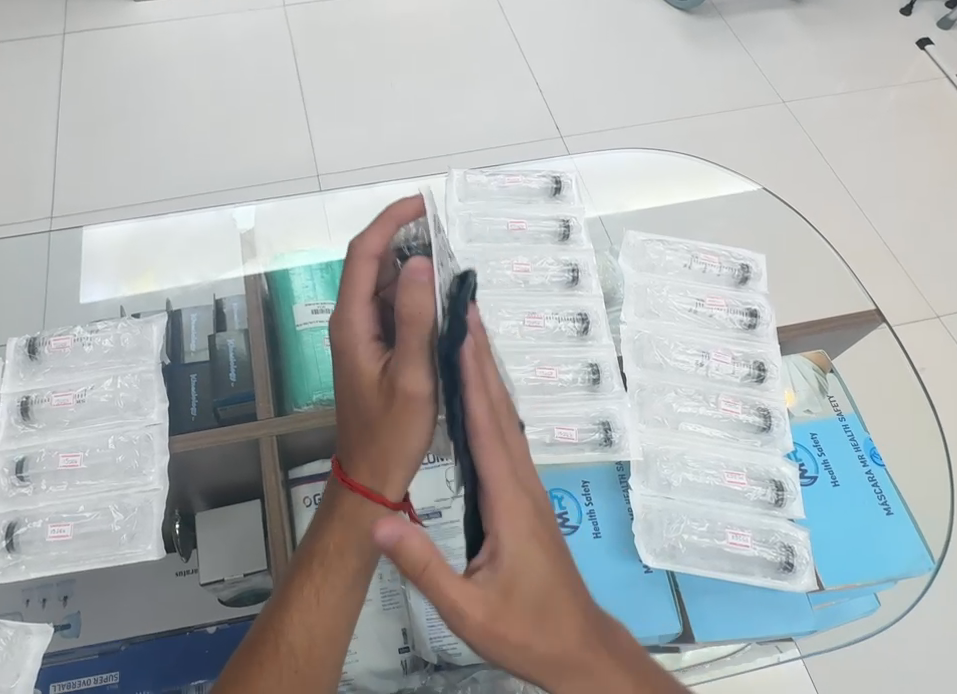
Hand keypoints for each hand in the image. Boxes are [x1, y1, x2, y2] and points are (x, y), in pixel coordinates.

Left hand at [328, 195, 438, 500]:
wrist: (370, 474)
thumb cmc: (391, 431)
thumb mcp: (412, 375)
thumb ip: (414, 318)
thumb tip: (419, 261)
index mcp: (352, 320)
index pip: (364, 252)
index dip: (390, 220)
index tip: (422, 203)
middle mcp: (351, 318)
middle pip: (372, 261)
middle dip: (404, 236)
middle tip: (446, 227)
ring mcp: (361, 332)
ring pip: (383, 282)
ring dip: (412, 265)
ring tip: (451, 256)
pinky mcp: (374, 345)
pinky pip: (392, 305)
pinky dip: (415, 293)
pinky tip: (442, 296)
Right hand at [369, 306, 673, 693]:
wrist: (579, 648)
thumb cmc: (526, 629)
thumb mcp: (467, 610)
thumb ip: (423, 566)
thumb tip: (377, 523)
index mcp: (507, 496)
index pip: (486, 425)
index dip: (471, 377)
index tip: (459, 331)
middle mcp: (520, 479)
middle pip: (500, 407)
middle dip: (481, 356)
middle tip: (464, 309)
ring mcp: (526, 484)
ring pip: (506, 416)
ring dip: (487, 372)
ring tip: (468, 334)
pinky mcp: (524, 492)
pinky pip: (506, 433)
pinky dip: (491, 400)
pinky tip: (478, 394)